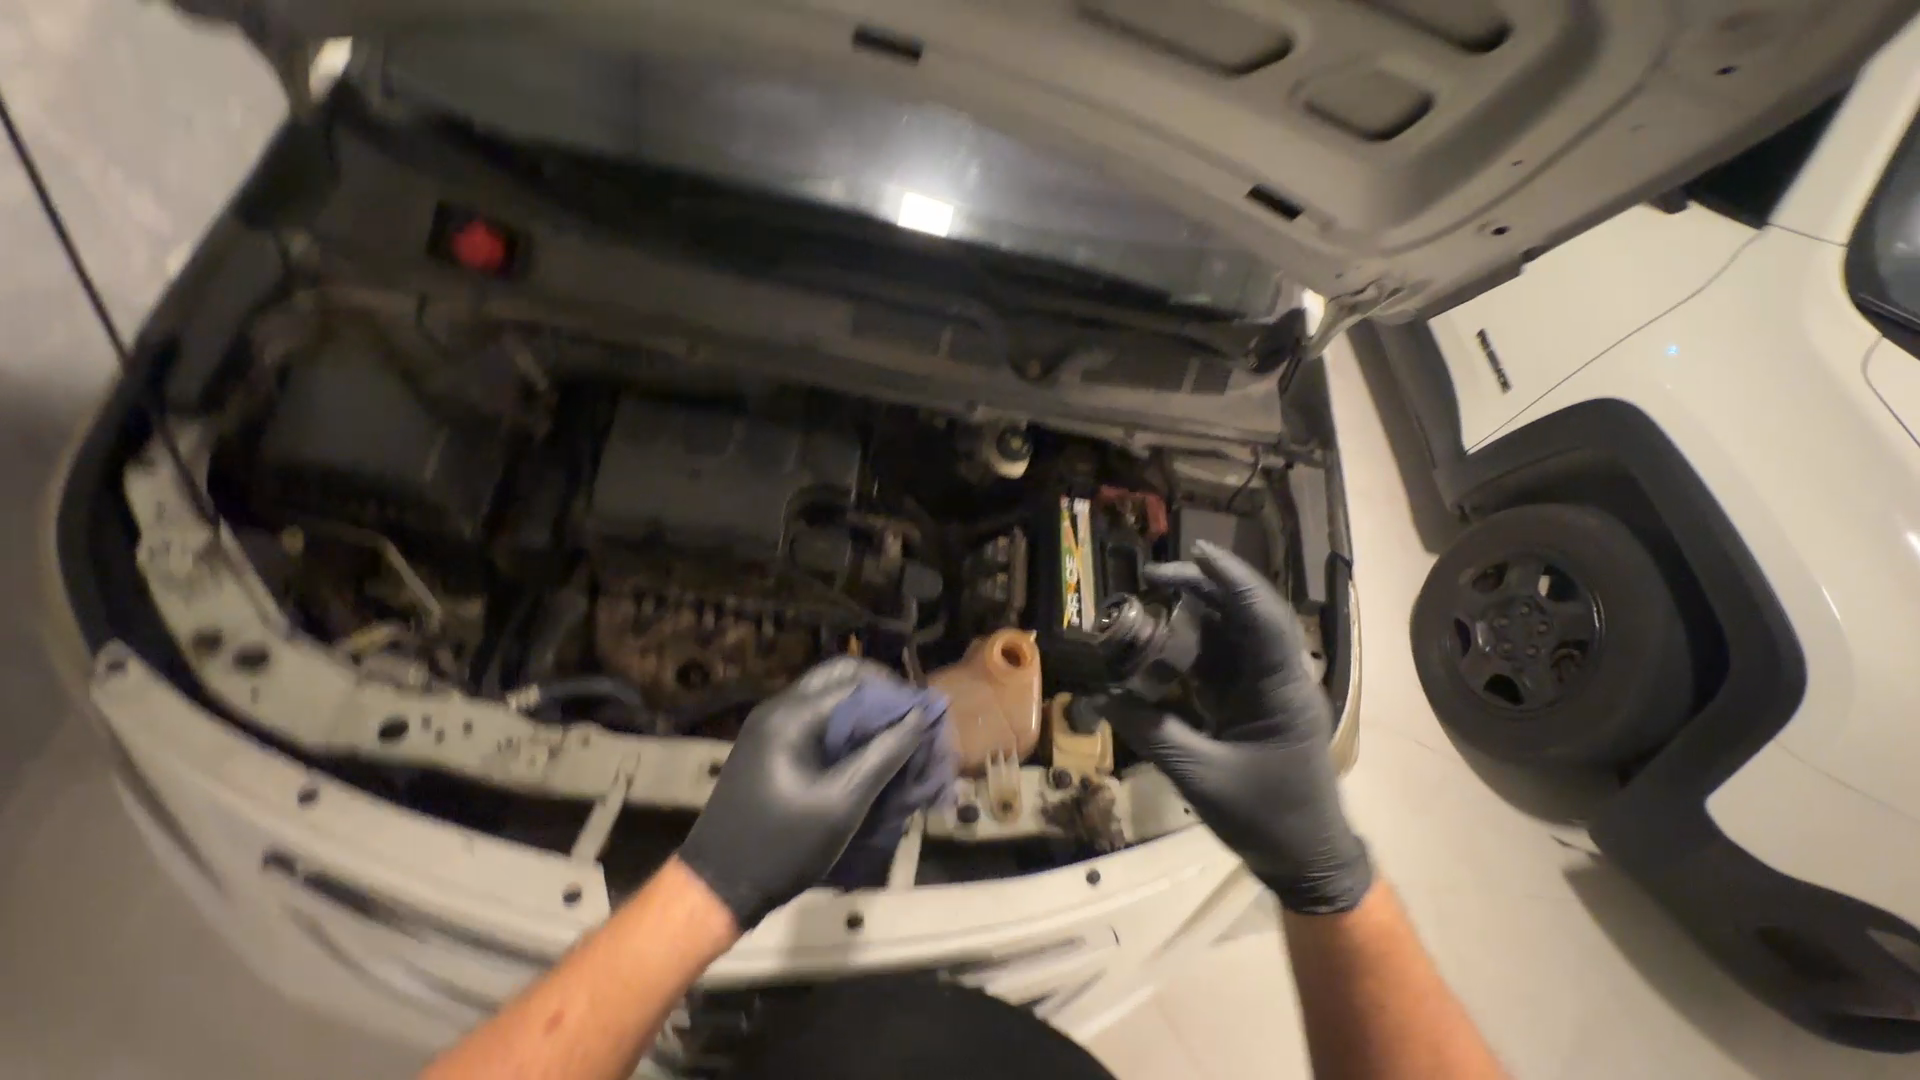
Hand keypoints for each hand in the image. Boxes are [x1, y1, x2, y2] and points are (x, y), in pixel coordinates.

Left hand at [678, 658, 931, 928]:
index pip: (857, 680)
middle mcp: (779, 708)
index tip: (928, 718)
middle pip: (840, 678)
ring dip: (864, 711)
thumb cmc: (783, 845)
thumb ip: (884, 754)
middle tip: (912, 723)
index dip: (898, 694)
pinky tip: (866, 755)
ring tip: (896, 740)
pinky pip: (815, 720)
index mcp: (792, 715)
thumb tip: (921, 716)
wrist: (718, 884)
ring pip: (828, 698)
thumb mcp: (843, 802)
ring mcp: (770, 727)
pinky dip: (844, 728)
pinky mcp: (769, 747)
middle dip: (881, 694)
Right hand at [1098, 541, 1371, 914]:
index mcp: (1285, 688)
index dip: (1232, 580)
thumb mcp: (1202, 776)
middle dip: (1204, 588)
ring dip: (1196, 614)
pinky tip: (1161, 640)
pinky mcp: (1252, 704)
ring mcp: (1267, 690)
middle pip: (1247, 615)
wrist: (1306, 858)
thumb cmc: (1267, 817)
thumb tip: (1100, 696)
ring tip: (1152, 597)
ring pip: (1233, 635)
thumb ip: (1152, 732)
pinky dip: (1191, 647)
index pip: (1264, 618)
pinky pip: (1222, 662)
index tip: (1197, 553)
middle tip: (1153, 575)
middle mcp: (1280, 678)